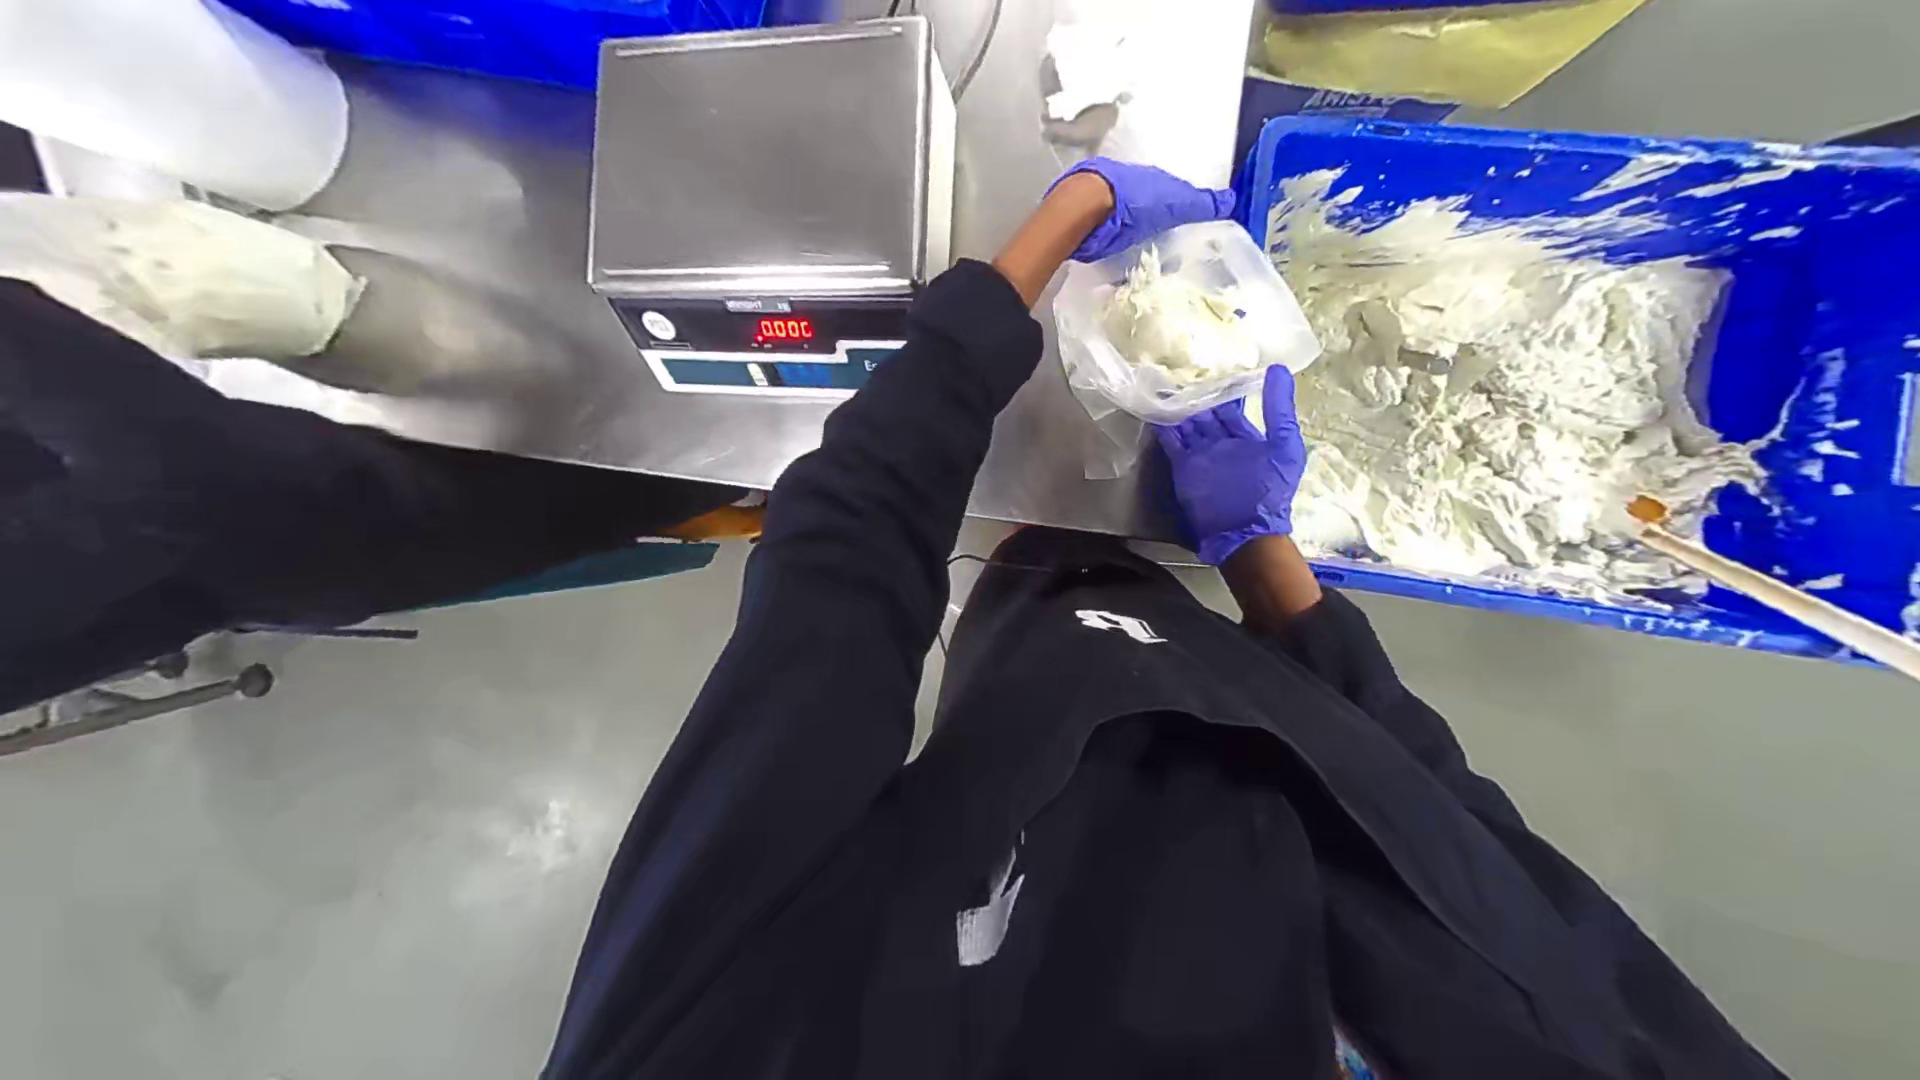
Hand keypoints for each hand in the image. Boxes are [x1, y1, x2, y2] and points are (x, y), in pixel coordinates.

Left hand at [1046, 158, 1235, 262]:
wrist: (1087, 207)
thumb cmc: (1135, 202)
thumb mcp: (1176, 203)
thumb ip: (1201, 204)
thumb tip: (1231, 201)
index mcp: (1152, 181)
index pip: (1170, 193)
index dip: (1179, 207)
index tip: (1186, 222)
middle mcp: (1129, 190)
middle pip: (1147, 207)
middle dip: (1155, 220)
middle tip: (1165, 240)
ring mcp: (1107, 207)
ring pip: (1126, 220)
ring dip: (1133, 232)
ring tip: (1143, 251)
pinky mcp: (1091, 225)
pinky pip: (1108, 234)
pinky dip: (1115, 242)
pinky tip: (1118, 254)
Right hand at [1155, 365, 1307, 566]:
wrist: (1245, 532)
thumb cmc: (1270, 491)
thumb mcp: (1284, 446)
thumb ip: (1279, 409)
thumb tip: (1278, 369)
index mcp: (1245, 437)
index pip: (1229, 407)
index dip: (1221, 389)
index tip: (1211, 367)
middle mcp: (1220, 443)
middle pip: (1204, 414)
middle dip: (1194, 396)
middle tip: (1180, 372)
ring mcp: (1200, 455)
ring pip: (1185, 424)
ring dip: (1176, 407)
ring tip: (1164, 385)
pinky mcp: (1183, 467)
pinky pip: (1171, 442)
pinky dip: (1163, 427)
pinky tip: (1155, 408)